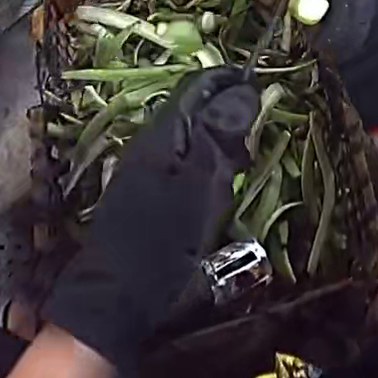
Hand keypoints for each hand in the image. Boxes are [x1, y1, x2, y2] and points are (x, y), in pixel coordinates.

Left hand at [42, 69, 260, 374]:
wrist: (115, 297)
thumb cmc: (162, 236)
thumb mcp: (201, 181)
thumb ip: (221, 132)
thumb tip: (244, 88)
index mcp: (165, 132)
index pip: (199, 85)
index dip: (230, 79)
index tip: (261, 84)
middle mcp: (152, 142)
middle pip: (196, 108)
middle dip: (229, 108)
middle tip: (260, 123)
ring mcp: (147, 168)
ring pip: (192, 135)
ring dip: (222, 137)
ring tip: (248, 154)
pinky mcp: (148, 193)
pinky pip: (186, 161)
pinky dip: (211, 162)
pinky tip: (222, 184)